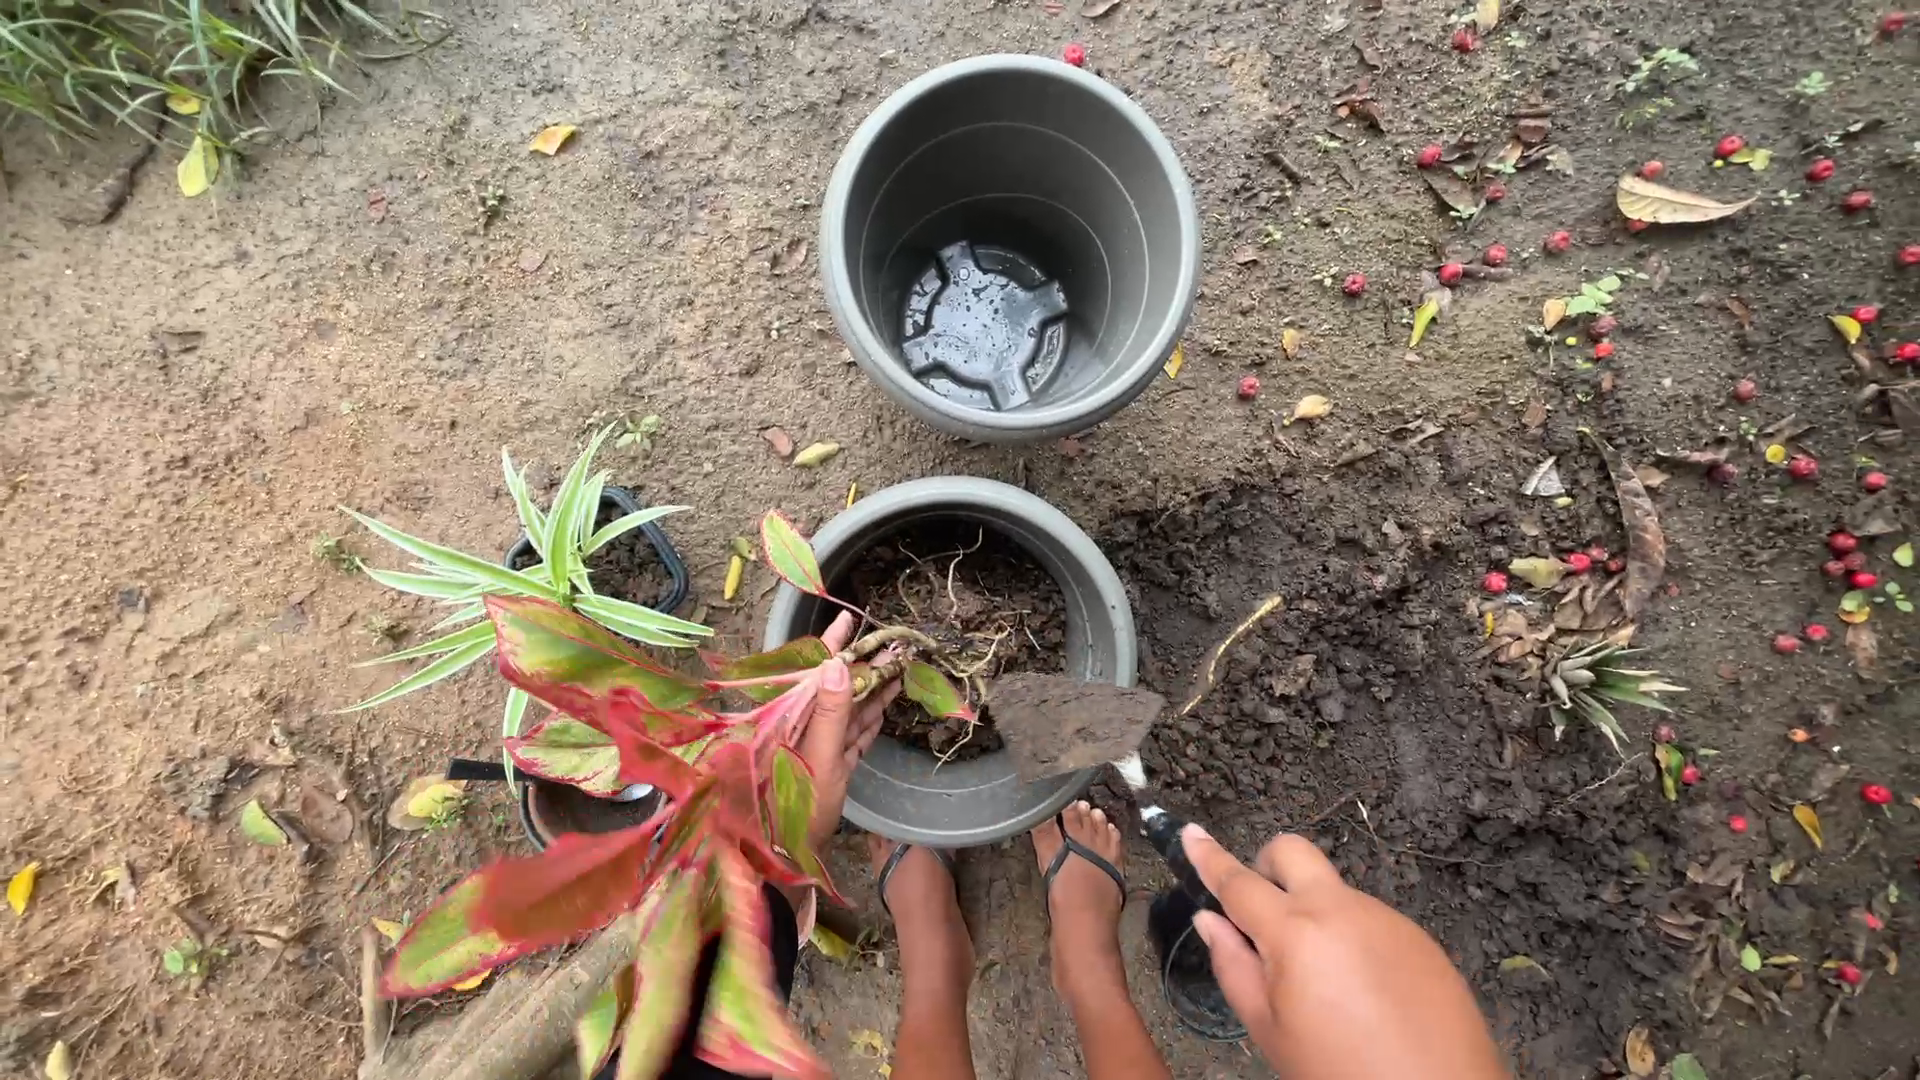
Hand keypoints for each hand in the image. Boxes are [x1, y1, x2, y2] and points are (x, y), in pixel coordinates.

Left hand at [794, 611, 900, 848]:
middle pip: (838, 687)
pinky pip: (855, 732)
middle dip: (864, 665)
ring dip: (874, 689)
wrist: (788, 858)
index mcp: (795, 718)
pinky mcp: (833, 763)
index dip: (832, 644)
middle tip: (891, 645)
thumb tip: (835, 663)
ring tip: (898, 667)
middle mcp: (805, 725)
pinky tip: (887, 702)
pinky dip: (872, 717)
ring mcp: (820, 744)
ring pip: (851, 708)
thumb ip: (829, 712)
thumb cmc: (796, 808)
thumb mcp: (818, 757)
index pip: (815, 671)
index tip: (849, 618)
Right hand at [1182, 826, 1507, 1079]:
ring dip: (1314, 915)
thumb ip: (1233, 966)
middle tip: (1265, 915)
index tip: (1190, 831)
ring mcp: (1384, 919)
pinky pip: (1368, 921)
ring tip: (1329, 985)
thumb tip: (1210, 920)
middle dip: (1267, 866)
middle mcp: (1339, 909)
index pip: (1238, 881)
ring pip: (1331, 892)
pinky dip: (1351, 939)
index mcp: (1295, 932)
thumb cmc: (1341, 1075)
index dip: (1208, 855)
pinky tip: (1366, 994)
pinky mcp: (1419, 938)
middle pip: (1291, 851)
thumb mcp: (1270, 1031)